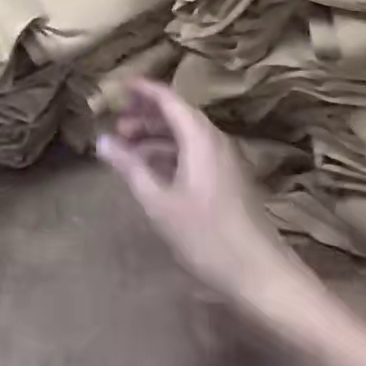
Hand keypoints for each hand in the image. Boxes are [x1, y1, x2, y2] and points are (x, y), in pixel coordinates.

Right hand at [95, 78, 316, 308]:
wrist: (264, 278)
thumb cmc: (207, 236)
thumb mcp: (159, 202)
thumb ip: (130, 167)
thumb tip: (102, 140)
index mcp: (199, 137)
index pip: (167, 98)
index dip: (142, 90)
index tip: (117, 87)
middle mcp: (214, 140)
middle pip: (176, 114)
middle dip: (144, 116)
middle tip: (116, 125)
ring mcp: (224, 161)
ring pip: (184, 135)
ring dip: (155, 136)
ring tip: (127, 149)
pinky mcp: (228, 181)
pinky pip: (193, 152)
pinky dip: (169, 153)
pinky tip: (152, 172)